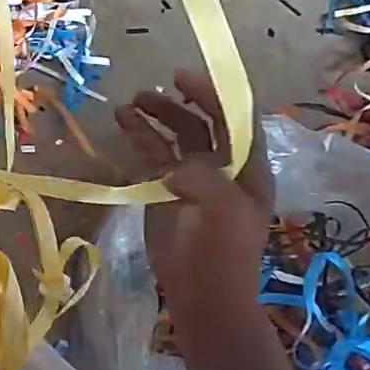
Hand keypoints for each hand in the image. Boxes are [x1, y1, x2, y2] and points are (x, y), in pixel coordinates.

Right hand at [115, 69, 273, 307]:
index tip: (183, 78)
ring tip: (129, 104)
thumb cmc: (223, 250)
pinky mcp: (162, 191)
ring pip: (172, 137)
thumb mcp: (224, 209)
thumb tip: (172, 167)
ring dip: (153, 118)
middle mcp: (219, 165)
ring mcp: (189, 178)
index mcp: (246, 166)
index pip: (234, 118)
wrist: (202, 291)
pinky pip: (151, 157)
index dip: (213, 94)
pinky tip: (123, 123)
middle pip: (200, 123)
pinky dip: (138, 138)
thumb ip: (202, 177)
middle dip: (176, 104)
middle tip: (147, 92)